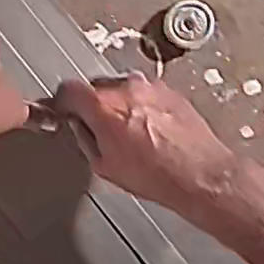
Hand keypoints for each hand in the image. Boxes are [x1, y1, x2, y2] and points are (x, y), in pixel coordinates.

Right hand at [52, 72, 239, 211]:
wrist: (199, 175)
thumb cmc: (158, 175)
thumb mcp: (105, 166)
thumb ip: (86, 140)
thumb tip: (81, 129)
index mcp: (104, 106)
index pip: (69, 89)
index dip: (64, 102)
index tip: (66, 109)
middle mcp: (127, 89)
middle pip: (98, 87)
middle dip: (96, 106)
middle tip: (102, 131)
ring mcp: (151, 87)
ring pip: (124, 90)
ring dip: (122, 106)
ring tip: (133, 135)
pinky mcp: (170, 91)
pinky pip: (146, 94)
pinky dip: (144, 107)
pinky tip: (151, 131)